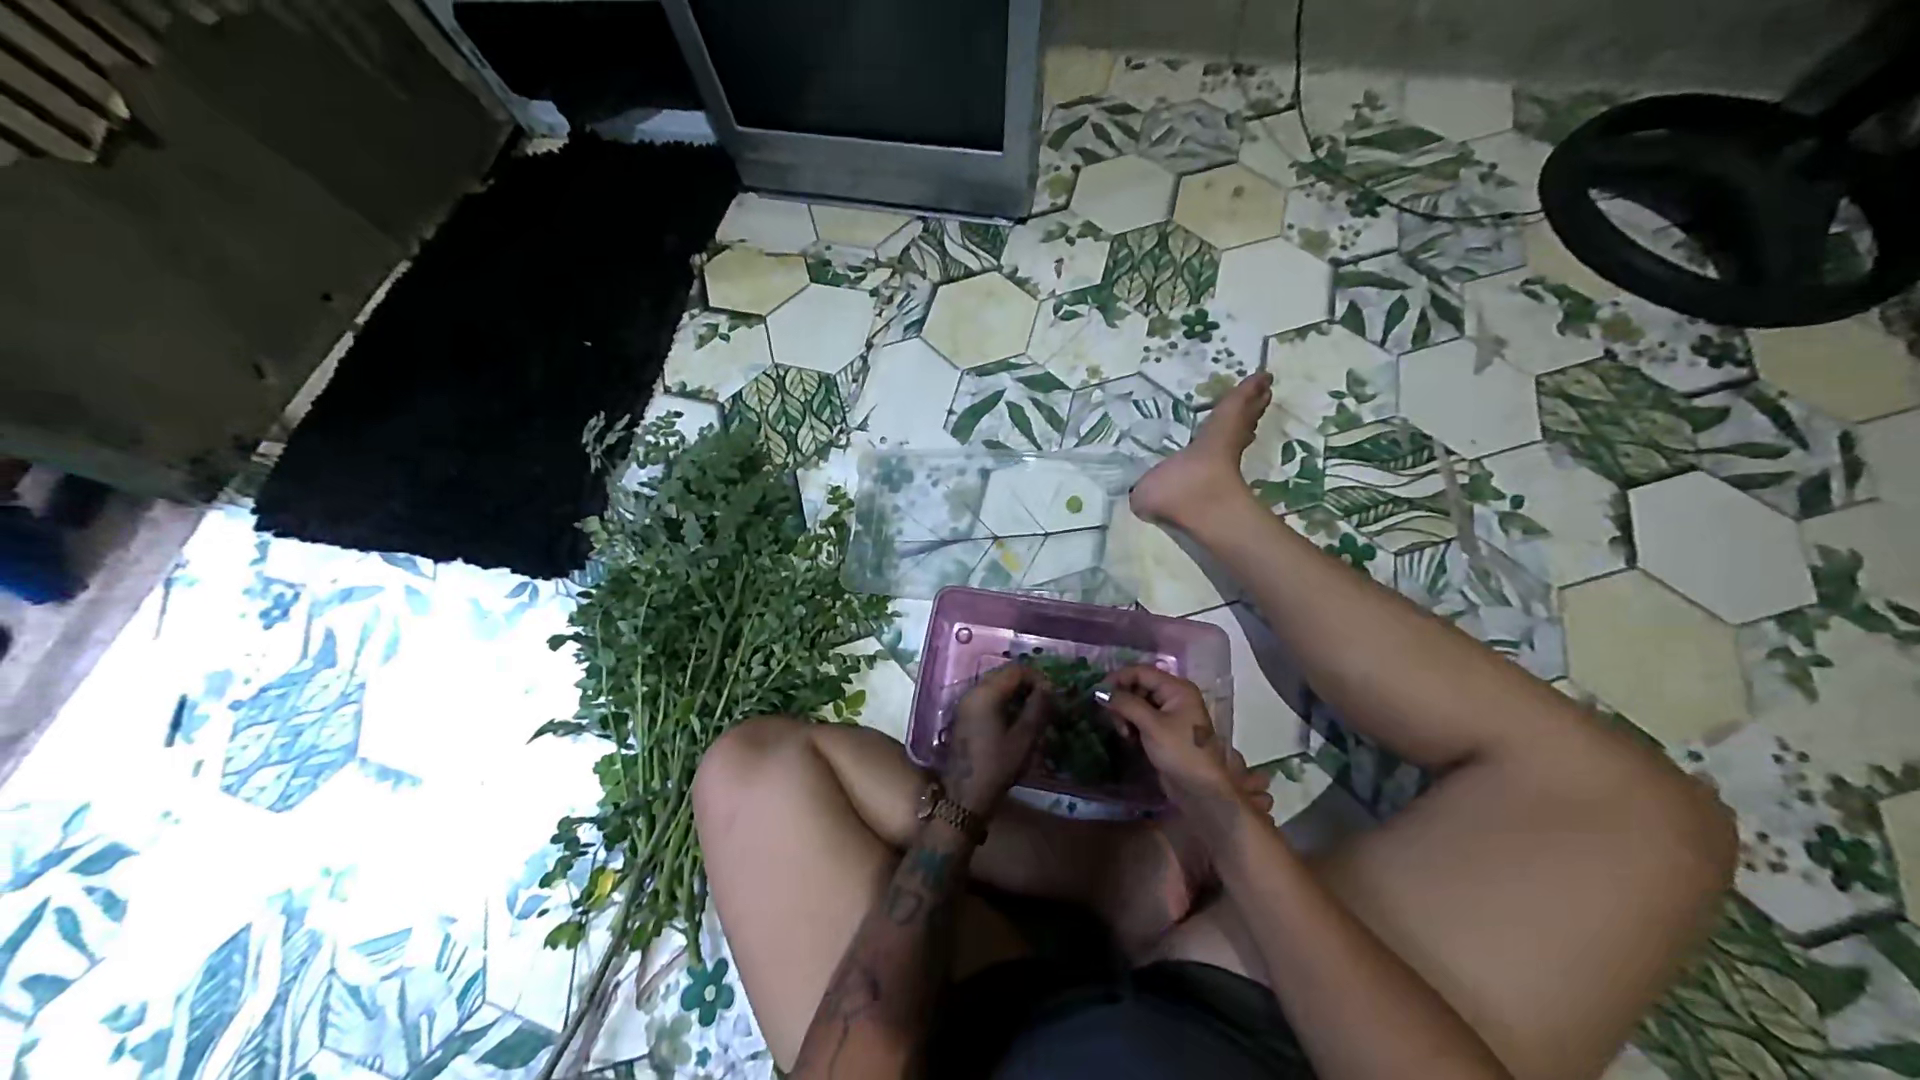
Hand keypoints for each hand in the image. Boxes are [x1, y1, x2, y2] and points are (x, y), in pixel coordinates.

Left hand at [941, 662, 1051, 815]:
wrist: (965, 795)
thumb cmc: (997, 766)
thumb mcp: (1024, 738)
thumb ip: (1038, 708)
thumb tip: (1049, 687)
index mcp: (986, 693)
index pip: (1015, 669)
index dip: (1037, 676)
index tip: (1053, 693)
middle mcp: (971, 691)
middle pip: (1003, 674)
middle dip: (1027, 683)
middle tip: (1046, 701)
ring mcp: (965, 703)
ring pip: (994, 685)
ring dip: (1015, 692)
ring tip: (1034, 710)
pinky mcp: (963, 715)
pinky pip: (986, 697)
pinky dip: (1003, 701)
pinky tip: (1016, 718)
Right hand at [1096, 665, 1248, 832]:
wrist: (1201, 790)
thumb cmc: (1180, 751)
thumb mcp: (1152, 725)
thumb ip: (1125, 704)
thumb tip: (1099, 691)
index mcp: (1177, 688)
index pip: (1141, 672)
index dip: (1118, 678)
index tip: (1098, 692)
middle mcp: (1174, 696)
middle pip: (1138, 686)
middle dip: (1122, 700)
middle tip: (1113, 719)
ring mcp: (1169, 714)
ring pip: (1137, 703)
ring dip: (1125, 715)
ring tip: (1124, 733)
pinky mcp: (1164, 731)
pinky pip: (1141, 719)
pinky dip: (1132, 725)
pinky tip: (1129, 738)